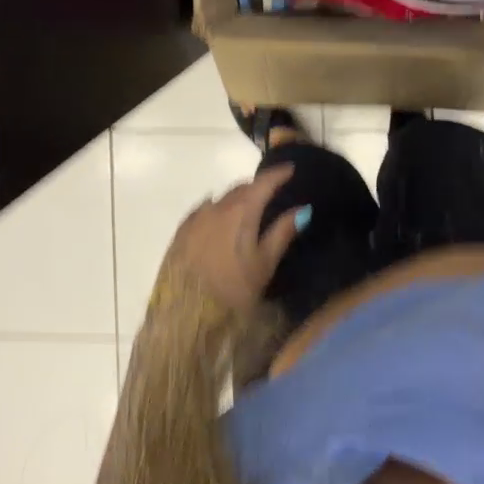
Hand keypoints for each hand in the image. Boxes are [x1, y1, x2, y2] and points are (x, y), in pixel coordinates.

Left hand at [153, 165, 306, 317]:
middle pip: (241, 188)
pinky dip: (216, 209)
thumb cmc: (233, 290)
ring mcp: (195, 218)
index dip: (279, 174)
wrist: (185, 314)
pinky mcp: (181, 232)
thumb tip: (302, 209)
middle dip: (257, 187)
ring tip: (245, 209)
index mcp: (241, 211)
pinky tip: (218, 219)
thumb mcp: (264, 264)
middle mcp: (216, 206)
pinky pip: (202, 210)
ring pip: (220, 198)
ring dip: (235, 198)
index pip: (263, 182)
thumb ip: (283, 232)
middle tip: (270, 194)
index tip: (290, 169)